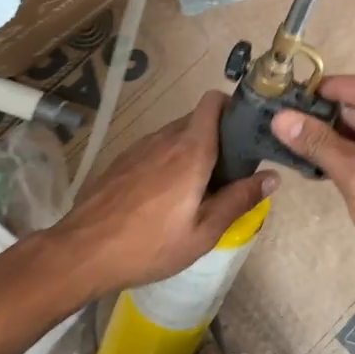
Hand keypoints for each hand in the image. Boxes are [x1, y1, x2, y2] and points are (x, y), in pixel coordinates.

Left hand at [53, 91, 275, 296]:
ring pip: (176, 134)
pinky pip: (156, 149)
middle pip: (198, 119)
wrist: (82, 252)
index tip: (246, 130)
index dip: (232, 107)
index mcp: (191, 149)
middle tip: (231, 169)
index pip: (213, 101)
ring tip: (200, 186)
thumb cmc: (149, 244)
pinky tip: (166, 196)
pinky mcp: (122, 161)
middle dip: (218, 135)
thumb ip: (239, 200)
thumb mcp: (203, 232)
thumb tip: (272, 177)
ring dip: (192, 149)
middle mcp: (166, 138)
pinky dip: (169, 161)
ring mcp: (140, 147)